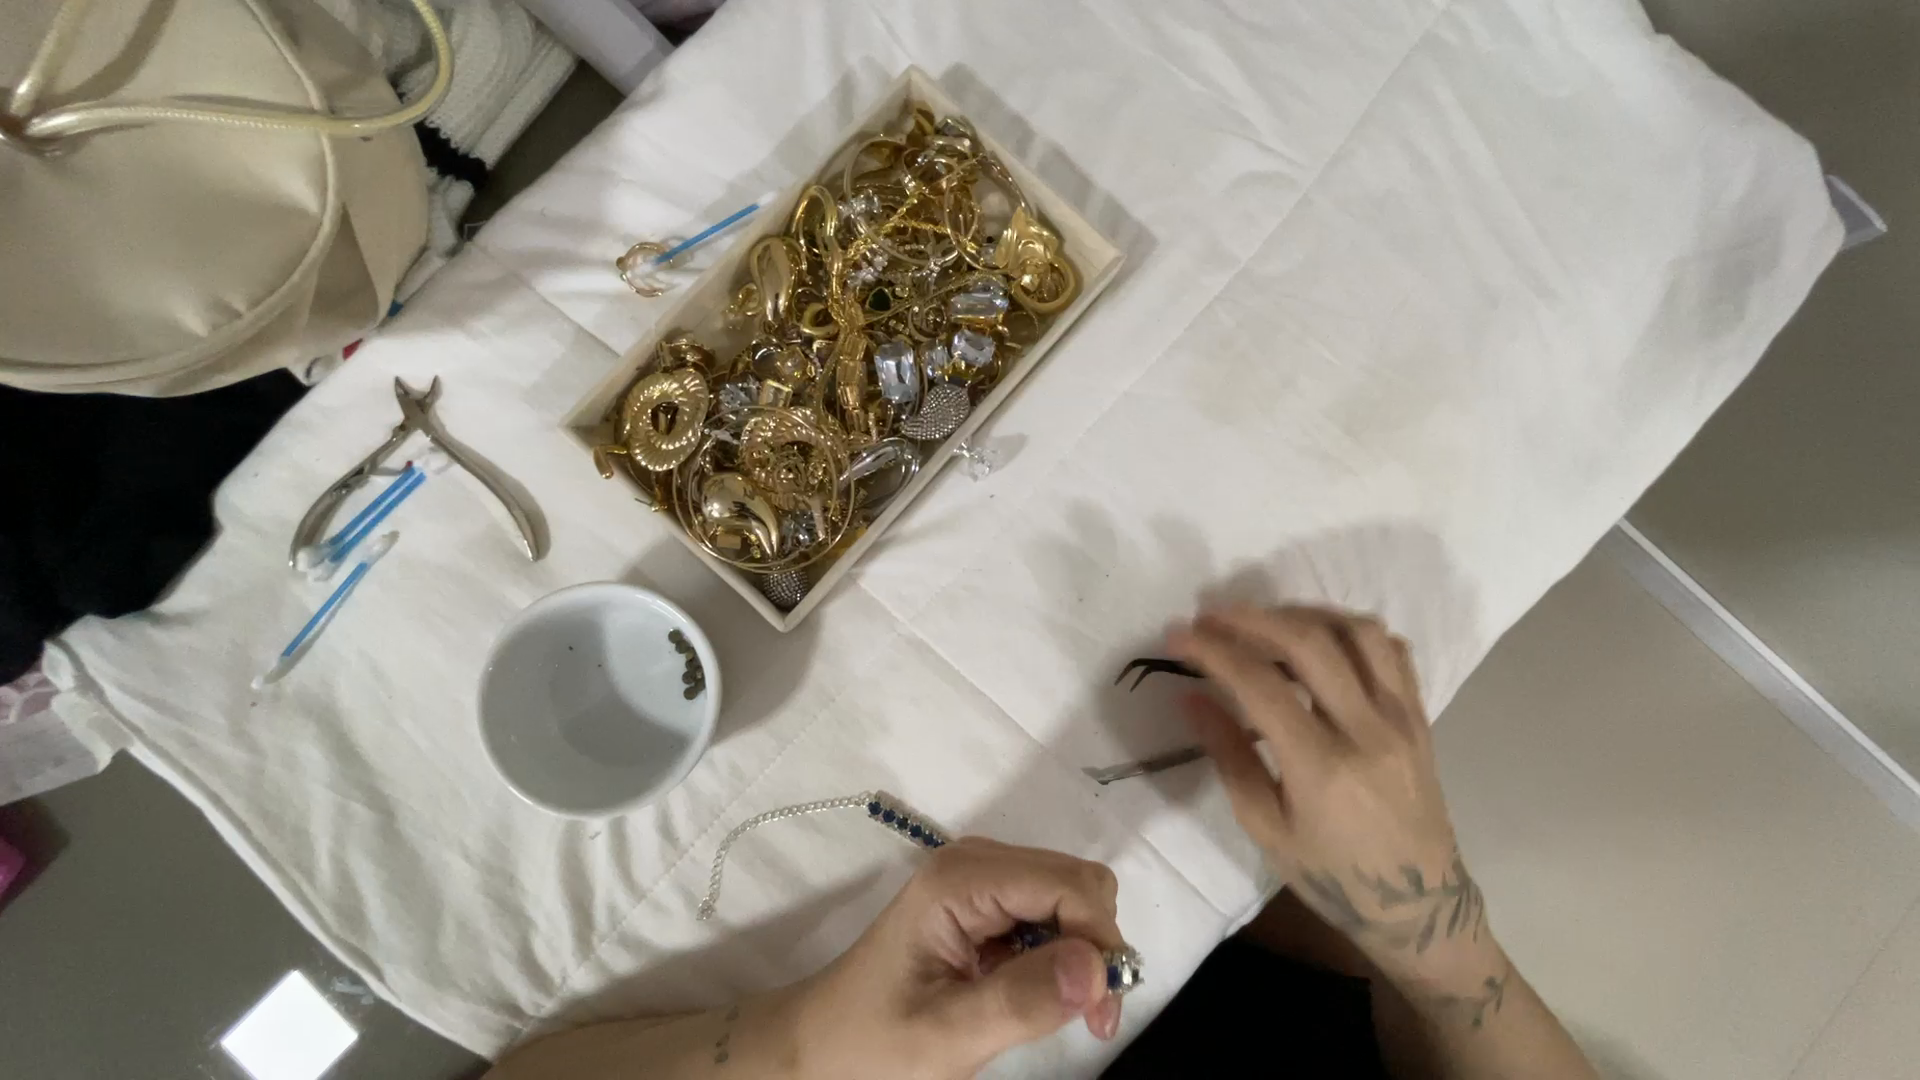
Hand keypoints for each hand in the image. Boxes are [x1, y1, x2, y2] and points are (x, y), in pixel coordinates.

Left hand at [787, 838, 1125, 1079]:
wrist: (824, 1042)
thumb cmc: (875, 1042)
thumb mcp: (947, 1035)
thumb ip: (1022, 1000)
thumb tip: (1097, 968)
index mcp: (962, 879)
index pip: (1066, 884)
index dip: (1099, 940)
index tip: (1102, 1012)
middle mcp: (978, 861)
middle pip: (1075, 880)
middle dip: (1096, 943)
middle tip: (1090, 1015)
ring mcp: (983, 877)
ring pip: (1069, 893)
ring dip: (1083, 949)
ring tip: (1067, 1008)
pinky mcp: (987, 900)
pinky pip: (1049, 910)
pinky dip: (1063, 949)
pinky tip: (1040, 989)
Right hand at [1168, 607, 1498, 988]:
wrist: (1419, 908)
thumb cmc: (1331, 875)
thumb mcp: (1265, 827)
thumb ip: (1228, 755)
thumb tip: (1190, 695)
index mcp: (1322, 767)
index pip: (1260, 684)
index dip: (1213, 650)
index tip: (1178, 634)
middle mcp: (1368, 731)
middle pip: (1309, 642)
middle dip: (1251, 619)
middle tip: (1211, 615)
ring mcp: (1402, 719)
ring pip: (1357, 632)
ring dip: (1303, 614)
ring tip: (1264, 621)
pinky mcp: (1420, 717)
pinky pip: (1392, 651)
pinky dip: (1350, 630)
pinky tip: (1320, 637)